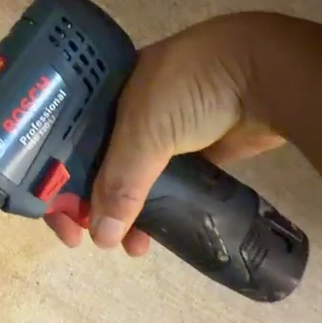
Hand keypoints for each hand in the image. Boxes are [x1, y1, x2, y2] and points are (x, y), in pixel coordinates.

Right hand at [45, 15, 285, 253]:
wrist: (267, 75)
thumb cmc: (191, 87)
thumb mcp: (144, 131)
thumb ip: (119, 183)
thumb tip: (100, 236)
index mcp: (104, 92)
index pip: (68, 138)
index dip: (54, 173)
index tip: (55, 211)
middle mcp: (127, 110)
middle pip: (96, 162)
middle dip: (87, 199)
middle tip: (83, 235)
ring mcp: (164, 130)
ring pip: (132, 178)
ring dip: (126, 212)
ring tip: (130, 247)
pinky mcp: (197, 151)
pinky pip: (167, 185)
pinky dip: (159, 208)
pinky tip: (155, 233)